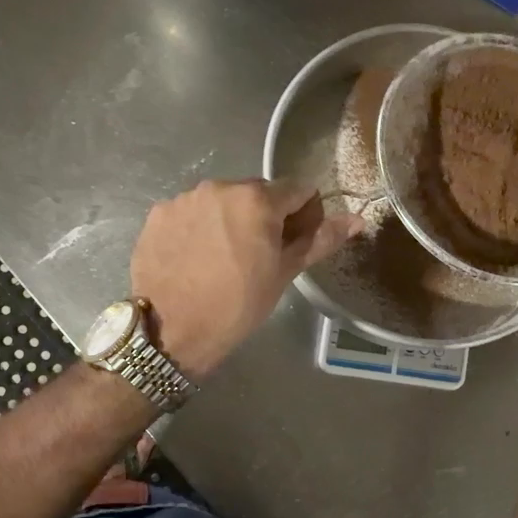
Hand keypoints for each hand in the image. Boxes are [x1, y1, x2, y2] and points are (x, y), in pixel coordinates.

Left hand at [131, 180, 360, 378]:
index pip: (298, 189)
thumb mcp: (283, 273)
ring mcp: (185, 199)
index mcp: (257, 199)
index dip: (305, 214)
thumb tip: (357, 219)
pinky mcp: (159, 213)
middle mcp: (220, 187)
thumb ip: (320, 240)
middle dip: (266, 216)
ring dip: (232, 220)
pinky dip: (201, 227)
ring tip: (225, 259)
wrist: (170, 330)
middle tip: (261, 255)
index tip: (296, 242)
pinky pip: (192, 212)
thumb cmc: (237, 306)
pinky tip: (197, 258)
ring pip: (223, 201)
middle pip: (259, 192)